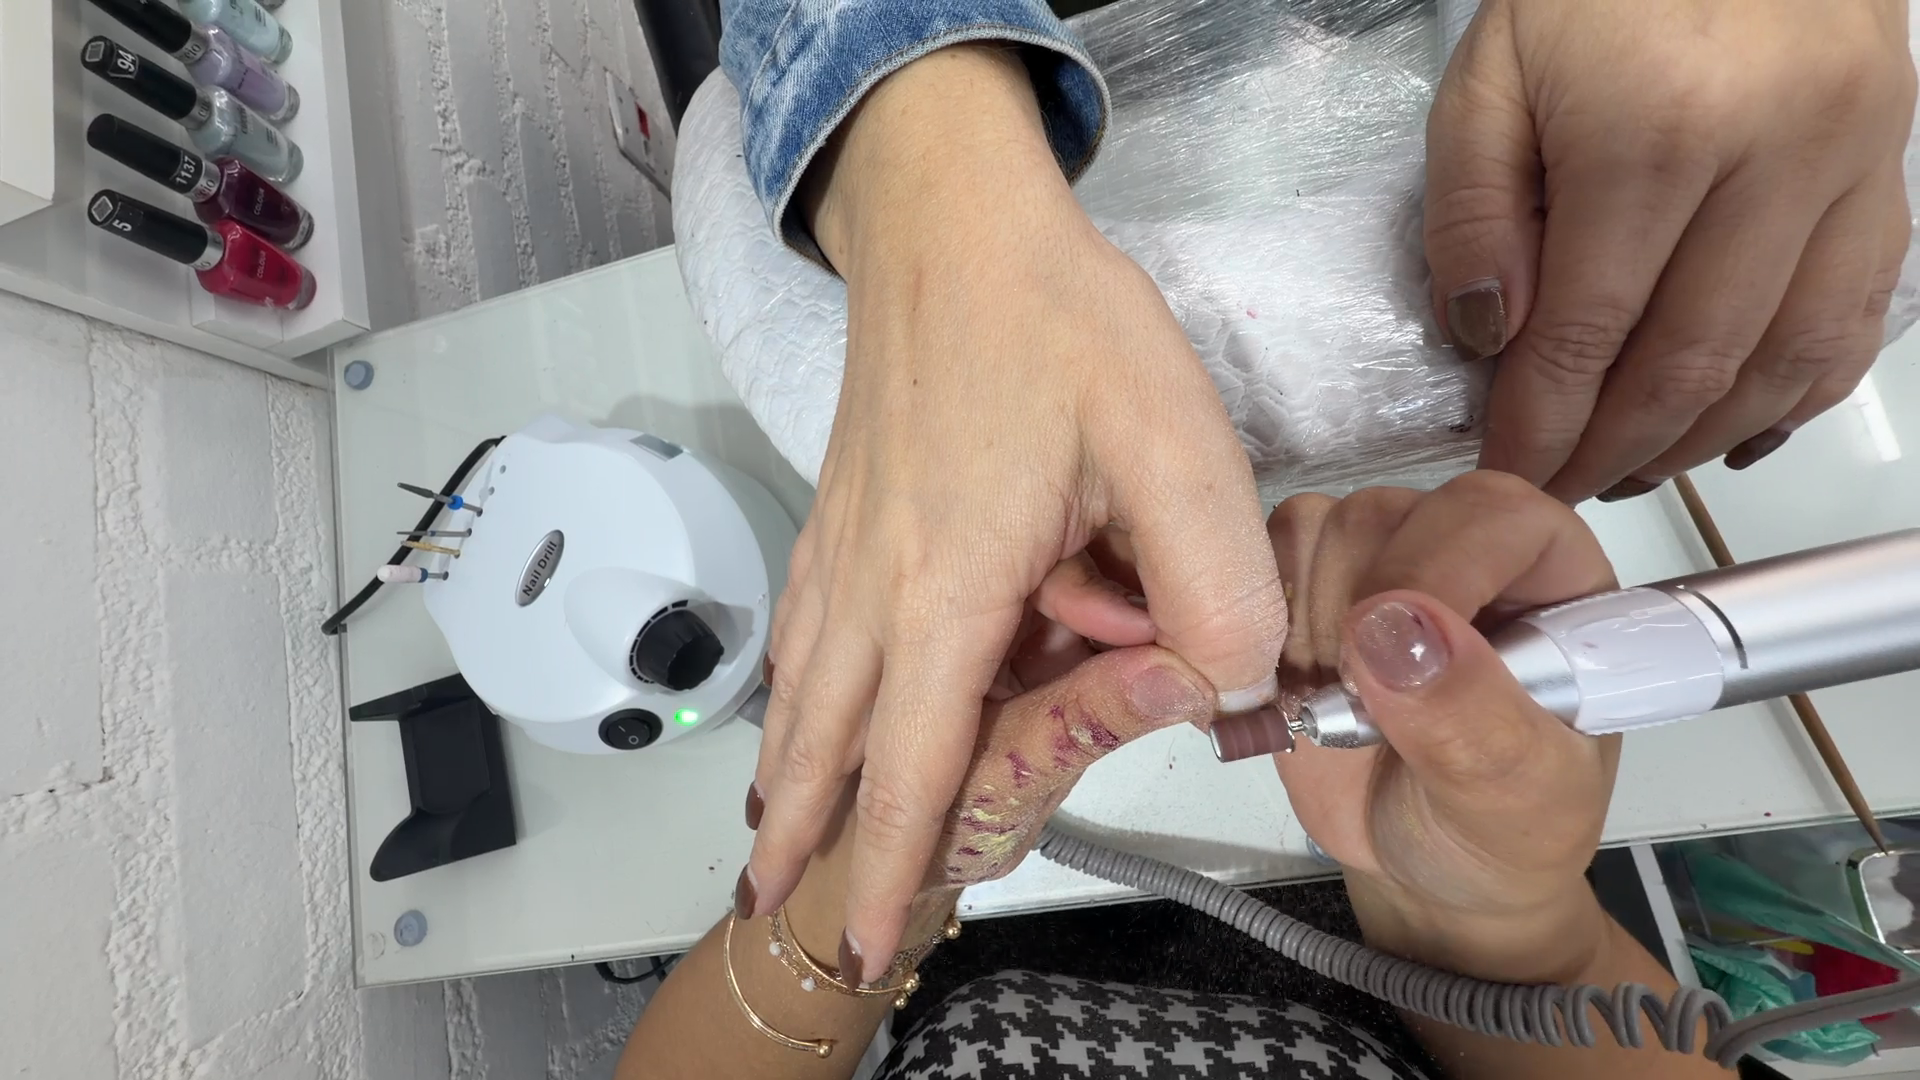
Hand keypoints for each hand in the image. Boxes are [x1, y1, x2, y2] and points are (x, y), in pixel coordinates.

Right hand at [742, 45, 1286, 983]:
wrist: (952, 227)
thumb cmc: (1057, 325)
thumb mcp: (1174, 443)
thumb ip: (1211, 580)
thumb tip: (1222, 682)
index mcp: (947, 588)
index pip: (910, 762)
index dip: (888, 861)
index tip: (856, 941)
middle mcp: (873, 581)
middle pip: (826, 737)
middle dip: (808, 834)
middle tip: (770, 903)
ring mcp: (843, 539)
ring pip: (800, 682)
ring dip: (785, 764)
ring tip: (768, 823)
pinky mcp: (841, 503)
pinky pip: (802, 618)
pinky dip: (788, 681)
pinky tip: (786, 692)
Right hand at [1258, 472, 1622, 980]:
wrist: (1412, 856)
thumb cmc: (1490, 831)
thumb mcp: (1514, 804)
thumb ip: (1472, 723)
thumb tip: (1388, 631)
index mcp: (1543, 582)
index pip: (1489, 514)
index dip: (1431, 569)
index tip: (1383, 663)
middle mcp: (1451, 551)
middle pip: (1376, 517)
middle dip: (1347, 619)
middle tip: (1356, 707)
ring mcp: (1367, 564)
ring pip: (1307, 533)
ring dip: (1297, 628)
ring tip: (1326, 703)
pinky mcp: (1298, 585)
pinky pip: (1255, 559)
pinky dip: (1248, 624)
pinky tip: (1283, 684)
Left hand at [1426, 0, 1914, 500]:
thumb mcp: (1479, 99)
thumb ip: (1472, 222)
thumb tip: (1486, 338)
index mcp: (1657, 141)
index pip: (1583, 339)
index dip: (1539, 429)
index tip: (1503, 480)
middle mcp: (1783, 155)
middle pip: (1689, 364)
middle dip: (1609, 453)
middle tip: (1553, 494)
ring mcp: (1857, 160)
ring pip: (1786, 355)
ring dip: (1696, 439)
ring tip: (1621, 475)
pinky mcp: (1887, 166)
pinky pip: (1857, 311)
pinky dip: (1793, 392)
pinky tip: (1729, 433)